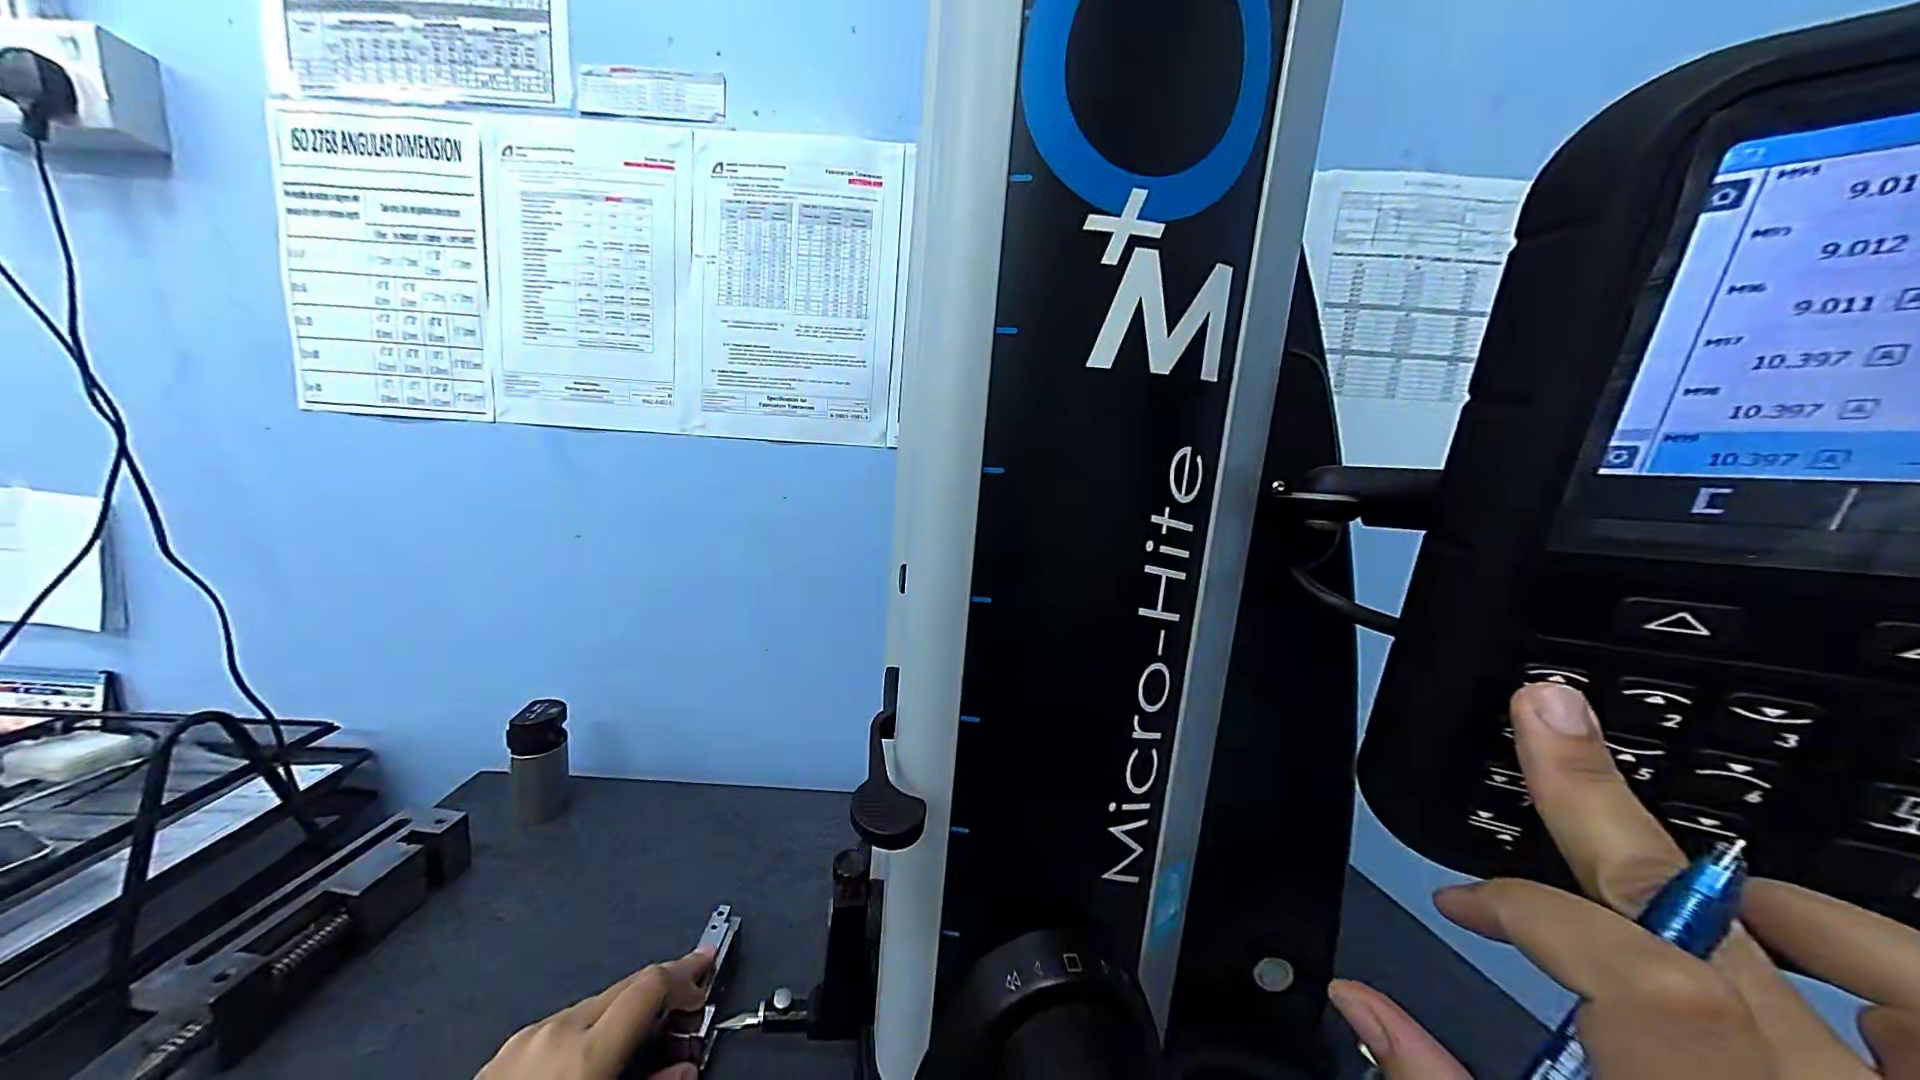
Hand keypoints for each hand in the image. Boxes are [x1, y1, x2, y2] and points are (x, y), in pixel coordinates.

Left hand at [475, 947, 716, 1079]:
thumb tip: (682, 1070)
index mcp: (585, 1055)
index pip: (650, 984)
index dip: (687, 972)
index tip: (706, 967)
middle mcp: (555, 1034)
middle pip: (626, 986)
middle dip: (661, 988)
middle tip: (687, 1002)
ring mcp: (524, 1041)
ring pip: (593, 1005)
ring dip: (624, 1013)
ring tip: (641, 1040)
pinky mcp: (501, 1055)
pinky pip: (559, 1027)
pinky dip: (587, 1031)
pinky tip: (591, 1057)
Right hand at [1330, 682, 1919, 1078]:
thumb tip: (1355, 997)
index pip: (1611, 959)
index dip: (1517, 906)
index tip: (1464, 902)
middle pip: (1704, 917)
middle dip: (1598, 800)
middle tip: (1546, 710)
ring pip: (1888, 966)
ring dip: (1758, 896)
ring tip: (1696, 882)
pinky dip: (1871, 965)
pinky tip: (1808, 956)